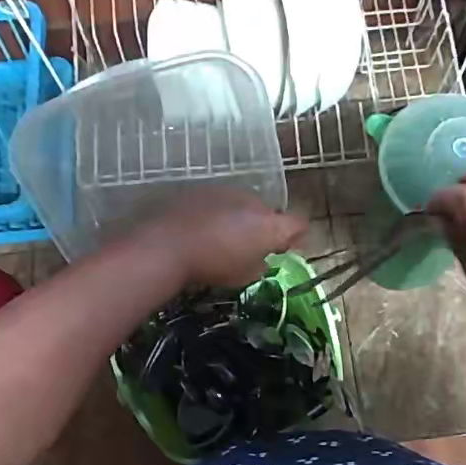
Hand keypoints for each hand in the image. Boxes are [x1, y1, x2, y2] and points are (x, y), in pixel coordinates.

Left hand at [132, 188, 305, 287]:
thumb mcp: (244, 276)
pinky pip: (218, 201)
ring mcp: (226, 191)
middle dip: (262, 227)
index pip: (299, 224)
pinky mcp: (202, 188)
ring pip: (242, 204)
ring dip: (238, 218)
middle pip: (268, 212)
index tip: (286, 249)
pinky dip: (216, 213)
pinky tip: (200, 229)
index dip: (296, 237)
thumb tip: (261, 258)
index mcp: (270, 225)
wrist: (166, 245)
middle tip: (248, 247)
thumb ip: (259, 264)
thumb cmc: (212, 266)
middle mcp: (253, 201)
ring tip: (220, 238)